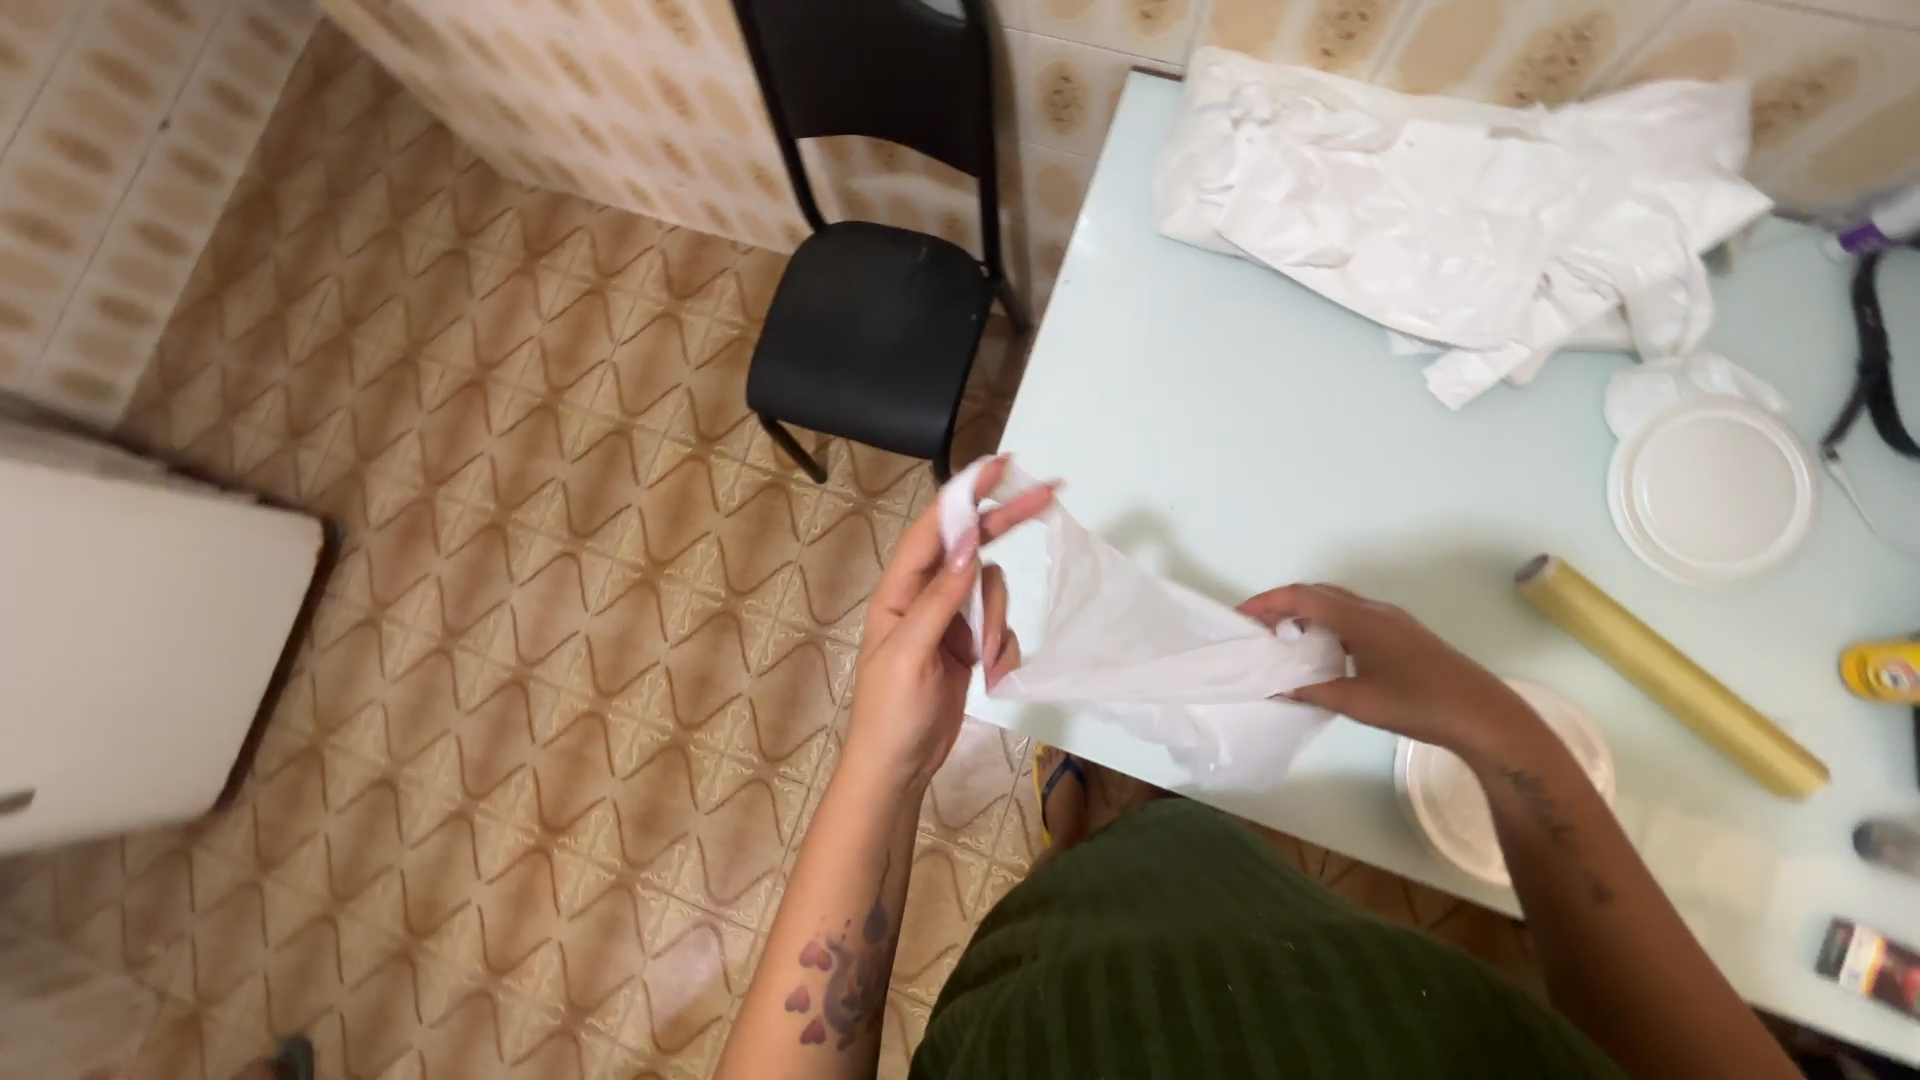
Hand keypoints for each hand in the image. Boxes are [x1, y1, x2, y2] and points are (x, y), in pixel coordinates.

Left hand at [845, 457, 1054, 788]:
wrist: (900, 766)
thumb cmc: (890, 712)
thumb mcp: (910, 653)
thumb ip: (940, 598)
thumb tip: (968, 544)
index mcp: (900, 590)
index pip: (936, 529)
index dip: (967, 494)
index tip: (999, 466)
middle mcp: (926, 596)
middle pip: (973, 546)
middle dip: (1006, 523)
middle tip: (1047, 495)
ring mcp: (951, 620)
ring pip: (994, 592)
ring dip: (997, 625)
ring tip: (982, 660)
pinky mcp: (970, 645)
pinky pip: (1003, 629)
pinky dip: (1003, 651)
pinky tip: (989, 676)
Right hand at [1238, 584, 1543, 761]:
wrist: (1485, 716)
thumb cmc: (1419, 706)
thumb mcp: (1357, 703)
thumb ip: (1310, 691)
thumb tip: (1273, 689)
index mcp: (1360, 620)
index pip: (1302, 597)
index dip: (1267, 602)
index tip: (1241, 616)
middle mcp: (1374, 610)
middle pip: (1317, 592)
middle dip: (1282, 603)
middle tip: (1257, 626)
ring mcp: (1391, 619)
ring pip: (1336, 602)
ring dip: (1306, 611)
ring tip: (1283, 637)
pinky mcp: (1401, 632)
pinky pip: (1352, 614)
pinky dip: (1327, 621)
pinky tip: (1322, 648)